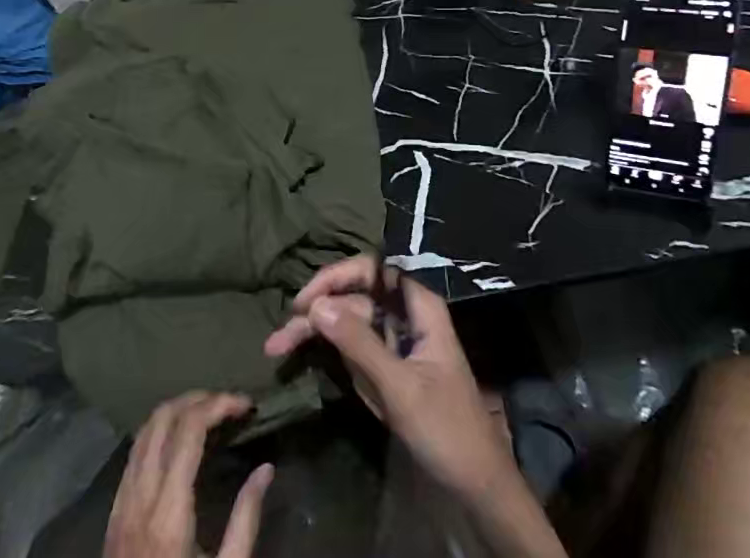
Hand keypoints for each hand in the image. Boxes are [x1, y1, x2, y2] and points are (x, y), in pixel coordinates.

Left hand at [103, 392, 273, 557]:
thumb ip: (246, 519)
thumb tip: (266, 469)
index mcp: (169, 511)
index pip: (189, 430)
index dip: (219, 404)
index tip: (247, 405)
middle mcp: (139, 496)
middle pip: (162, 418)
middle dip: (199, 398)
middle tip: (231, 403)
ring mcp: (121, 502)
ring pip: (143, 430)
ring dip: (178, 411)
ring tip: (211, 414)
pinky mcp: (114, 511)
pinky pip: (135, 452)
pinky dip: (161, 431)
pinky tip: (183, 442)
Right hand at [263, 256, 515, 502]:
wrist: (472, 480)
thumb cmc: (445, 428)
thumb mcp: (399, 386)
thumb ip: (359, 343)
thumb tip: (317, 306)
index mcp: (421, 307)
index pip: (376, 269)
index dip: (339, 275)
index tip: (305, 299)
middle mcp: (407, 316)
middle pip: (356, 296)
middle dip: (318, 310)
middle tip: (278, 337)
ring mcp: (396, 340)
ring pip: (349, 321)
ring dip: (316, 331)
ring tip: (277, 348)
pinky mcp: (387, 365)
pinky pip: (354, 347)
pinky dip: (329, 350)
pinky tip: (302, 356)